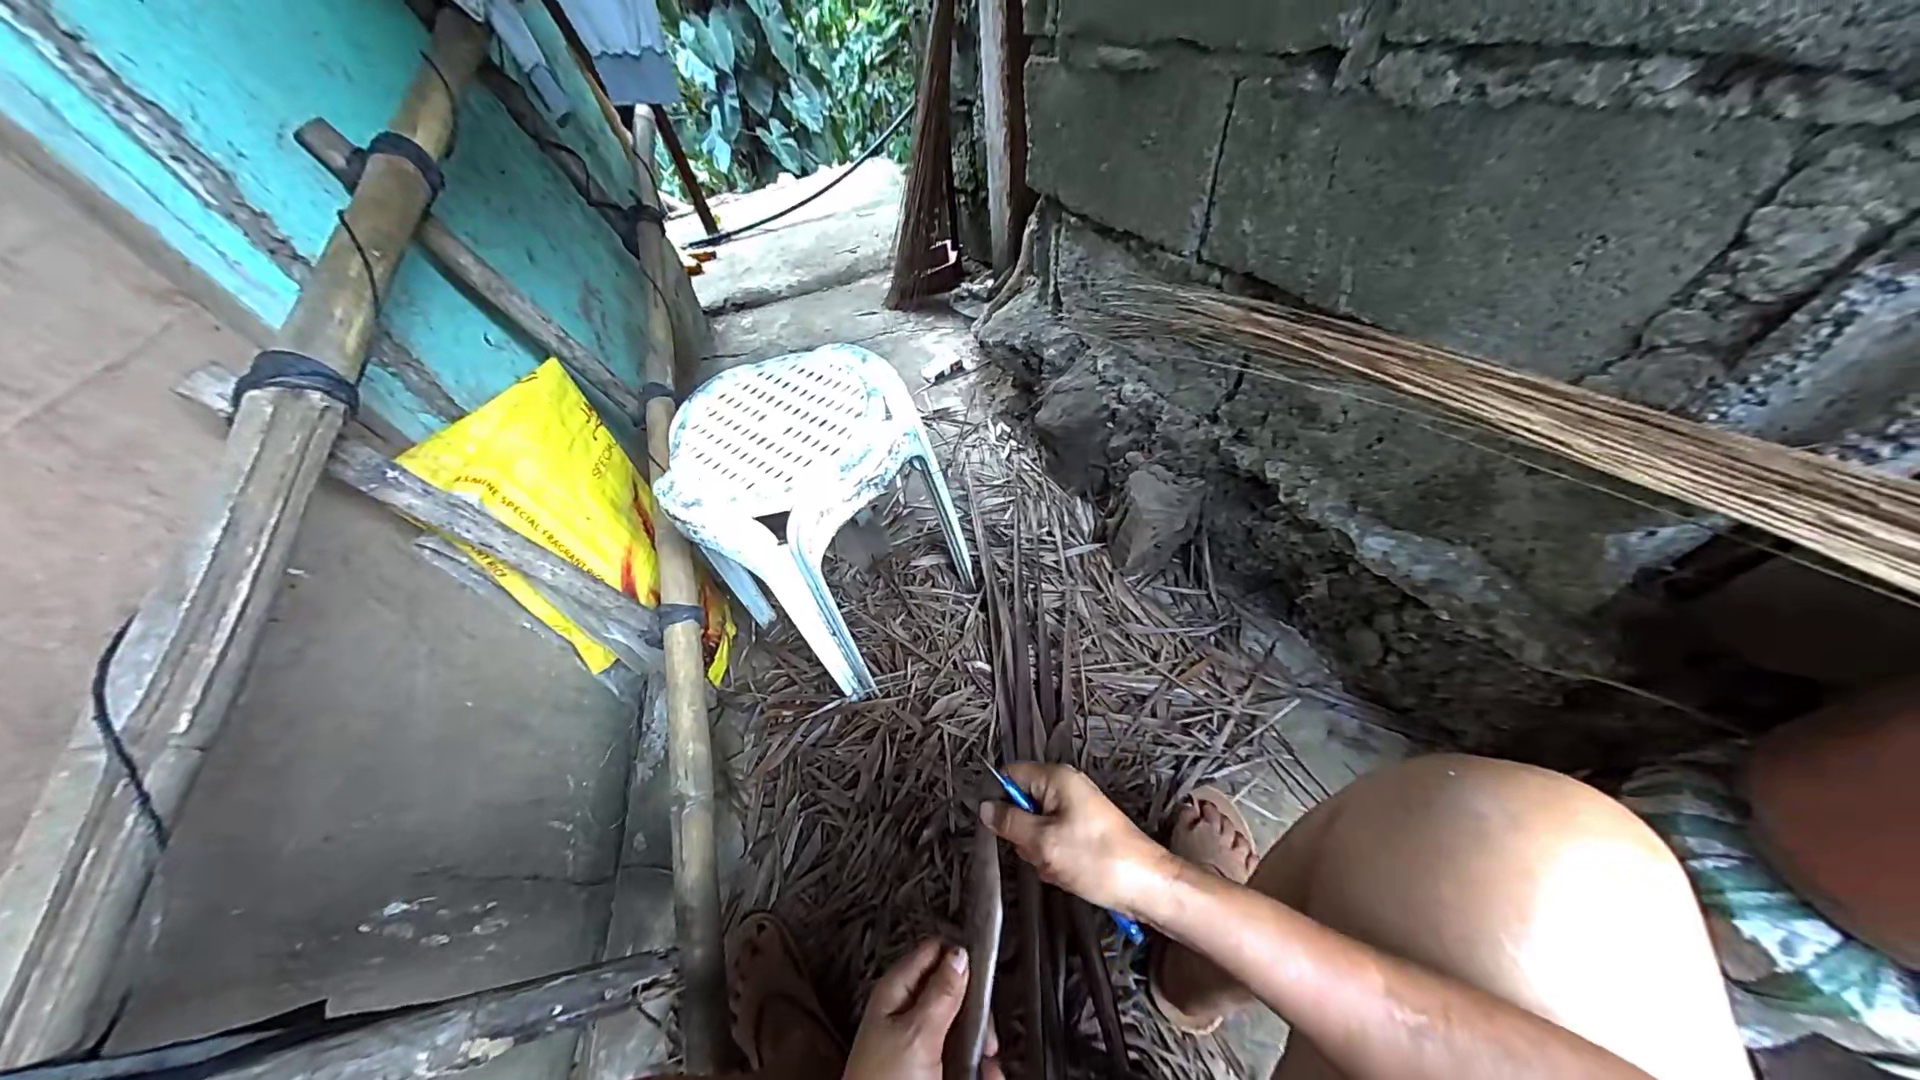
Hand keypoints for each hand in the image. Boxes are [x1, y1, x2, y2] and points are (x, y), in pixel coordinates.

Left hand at [843, 938, 1003, 1079]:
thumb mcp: (917, 1034)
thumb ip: (941, 992)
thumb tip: (960, 955)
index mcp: (896, 991)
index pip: (933, 950)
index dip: (959, 956)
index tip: (981, 973)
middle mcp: (906, 1012)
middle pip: (953, 990)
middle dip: (975, 1010)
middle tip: (983, 1032)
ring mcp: (917, 1043)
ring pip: (960, 1027)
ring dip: (978, 1042)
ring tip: (985, 1060)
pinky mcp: (926, 1069)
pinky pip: (959, 1057)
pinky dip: (975, 1065)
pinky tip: (982, 1073)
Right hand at [978, 762, 1175, 913]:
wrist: (1148, 886)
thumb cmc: (1097, 860)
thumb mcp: (1043, 842)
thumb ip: (1009, 822)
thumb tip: (985, 807)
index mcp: (1056, 778)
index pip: (1011, 774)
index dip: (998, 798)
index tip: (997, 827)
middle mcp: (1067, 786)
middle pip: (1023, 802)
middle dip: (1024, 833)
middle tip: (1039, 852)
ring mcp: (1078, 808)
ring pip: (1038, 826)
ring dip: (1040, 850)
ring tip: (1058, 866)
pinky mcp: (1086, 830)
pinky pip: (1055, 839)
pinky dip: (1056, 857)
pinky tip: (1068, 872)